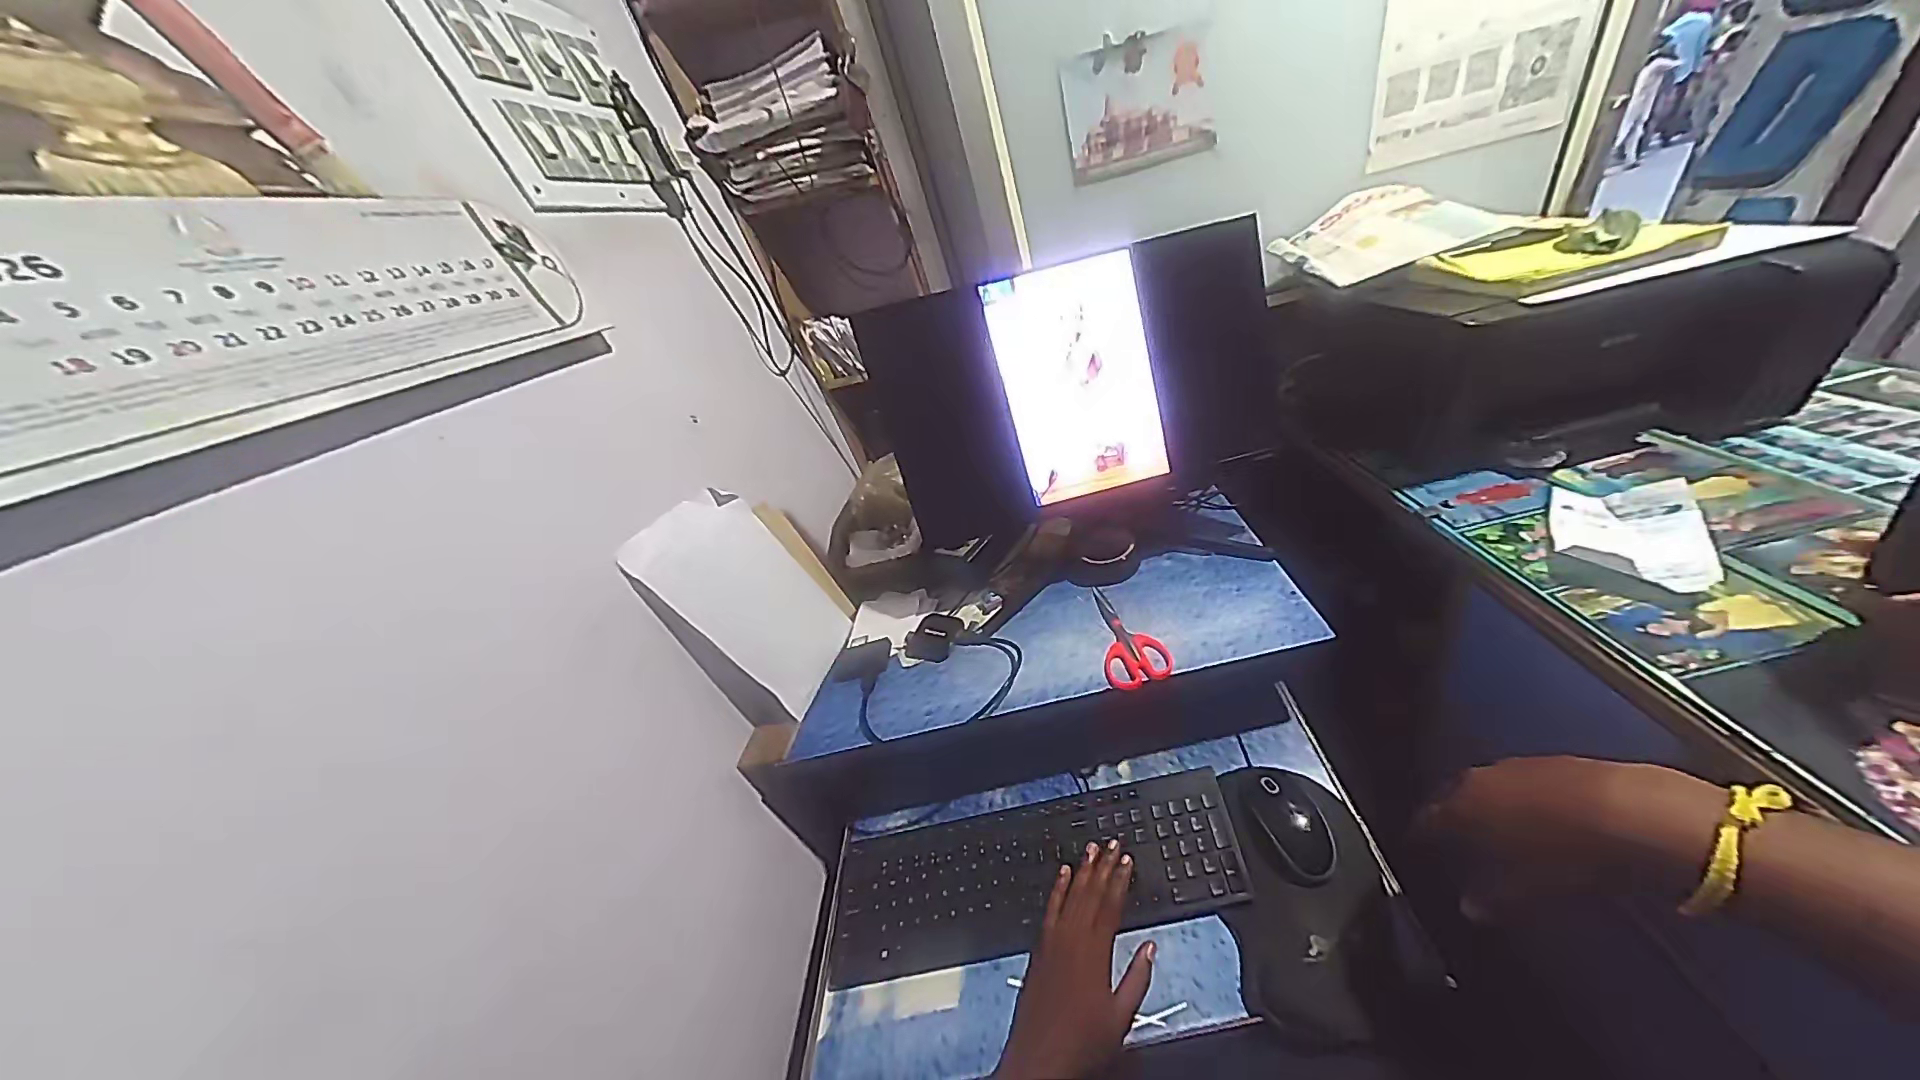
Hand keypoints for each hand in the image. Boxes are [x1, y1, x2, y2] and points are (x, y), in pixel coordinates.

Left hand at [995, 840, 1154, 1079]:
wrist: (1039, 1057)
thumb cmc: (1082, 1042)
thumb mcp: (1121, 1016)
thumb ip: (1137, 978)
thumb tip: (1150, 947)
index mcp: (1096, 953)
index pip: (1111, 906)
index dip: (1121, 880)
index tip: (1127, 859)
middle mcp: (1073, 939)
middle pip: (1091, 894)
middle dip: (1104, 866)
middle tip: (1113, 843)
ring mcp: (1053, 940)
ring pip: (1071, 895)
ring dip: (1082, 870)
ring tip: (1091, 848)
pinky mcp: (1039, 946)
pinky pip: (1050, 908)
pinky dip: (1057, 888)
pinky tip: (1062, 873)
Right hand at [1415, 756, 1723, 920]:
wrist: (1639, 811)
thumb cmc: (1574, 855)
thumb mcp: (1534, 888)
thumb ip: (1496, 898)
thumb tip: (1469, 909)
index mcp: (1463, 806)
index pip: (1429, 820)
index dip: (1422, 834)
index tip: (1420, 845)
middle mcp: (1478, 779)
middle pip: (1453, 796)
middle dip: (1453, 814)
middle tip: (1457, 835)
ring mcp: (1514, 766)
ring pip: (1487, 784)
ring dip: (1488, 802)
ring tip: (1500, 824)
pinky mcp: (1551, 760)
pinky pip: (1520, 779)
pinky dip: (1520, 795)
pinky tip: (1540, 812)